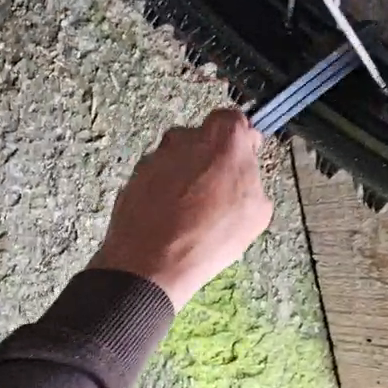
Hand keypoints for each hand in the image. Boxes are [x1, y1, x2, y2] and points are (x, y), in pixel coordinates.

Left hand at [90, 108, 274, 308]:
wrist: (151, 265)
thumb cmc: (207, 238)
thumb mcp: (256, 212)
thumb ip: (253, 179)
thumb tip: (246, 175)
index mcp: (222, 136)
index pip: (235, 122)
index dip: (240, 143)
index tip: (243, 159)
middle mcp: (184, 138)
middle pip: (202, 140)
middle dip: (210, 160)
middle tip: (216, 192)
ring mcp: (153, 158)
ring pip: (175, 160)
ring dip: (184, 178)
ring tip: (190, 213)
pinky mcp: (131, 179)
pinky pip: (153, 181)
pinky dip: (160, 194)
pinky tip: (168, 220)